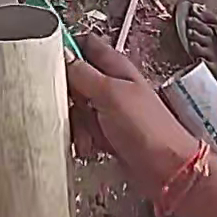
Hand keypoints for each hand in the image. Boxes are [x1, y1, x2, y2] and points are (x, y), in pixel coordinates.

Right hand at [66, 34, 204, 193]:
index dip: (66, 46)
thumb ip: (82, 72)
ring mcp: (108, 109)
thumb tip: (61, 55)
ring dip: (73, 119)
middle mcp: (110, 84)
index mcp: (114, 66)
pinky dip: (81, 137)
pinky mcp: (106, 133)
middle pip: (74, 77)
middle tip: (68, 102)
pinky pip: (81, 128)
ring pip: (74, 105)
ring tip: (82, 132)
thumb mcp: (110, 93)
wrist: (169, 173)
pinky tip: (88, 146)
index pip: (84, 43)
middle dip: (65, 92)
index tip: (47, 58)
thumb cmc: (146, 128)